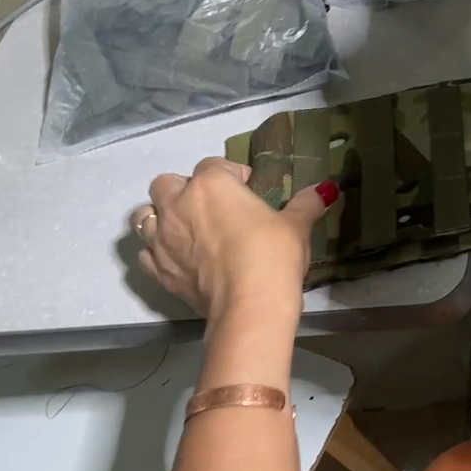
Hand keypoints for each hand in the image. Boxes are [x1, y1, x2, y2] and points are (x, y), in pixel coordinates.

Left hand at [130, 158, 336, 318]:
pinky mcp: (157, 270)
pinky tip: (180, 259)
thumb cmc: (273, 254)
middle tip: (214, 207)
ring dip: (161, 217)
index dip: (233, 174)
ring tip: (188, 230)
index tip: (251, 189)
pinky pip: (146, 253)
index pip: (215, 165)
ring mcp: (162, 239)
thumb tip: (326, 189)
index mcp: (212, 185)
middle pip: (167, 183)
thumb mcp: (296, 226)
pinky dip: (158, 252)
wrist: (249, 305)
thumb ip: (306, 204)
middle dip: (186, 189)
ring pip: (144, 216)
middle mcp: (178, 205)